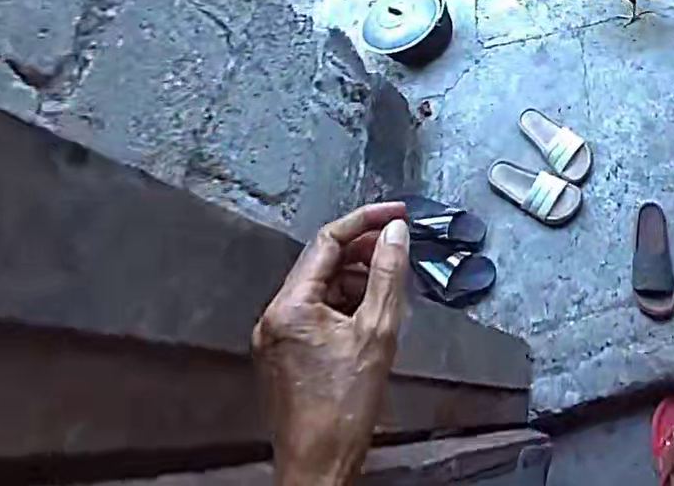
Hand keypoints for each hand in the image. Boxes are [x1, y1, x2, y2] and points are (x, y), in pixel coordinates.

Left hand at [253, 203, 409, 485]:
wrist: (319, 470)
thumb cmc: (344, 409)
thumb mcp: (378, 329)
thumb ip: (387, 272)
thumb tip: (395, 232)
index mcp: (291, 306)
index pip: (329, 240)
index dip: (366, 220)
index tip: (395, 213)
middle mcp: (276, 316)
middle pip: (324, 260)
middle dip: (364, 249)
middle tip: (397, 244)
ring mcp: (278, 334)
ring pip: (323, 283)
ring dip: (358, 275)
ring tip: (390, 284)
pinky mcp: (287, 350)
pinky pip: (319, 306)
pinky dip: (347, 299)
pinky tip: (372, 310)